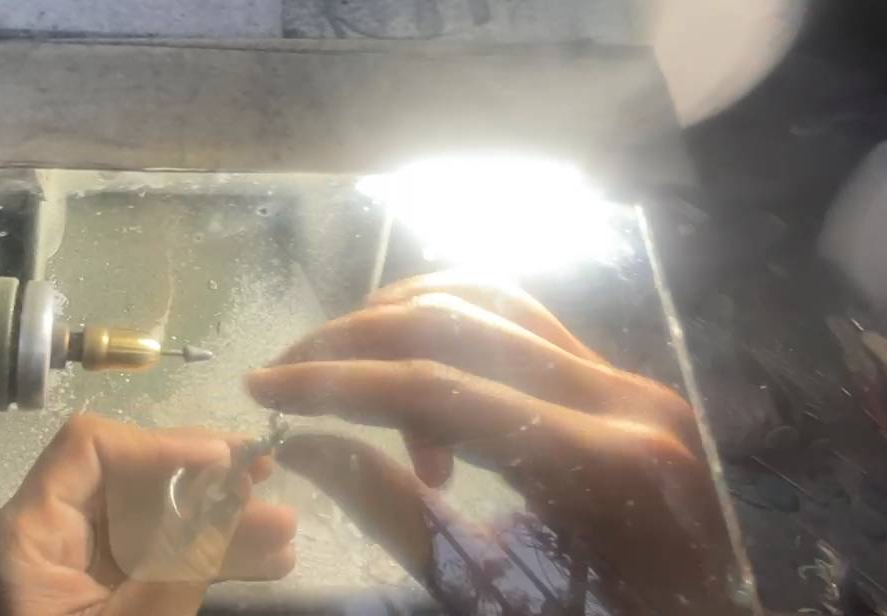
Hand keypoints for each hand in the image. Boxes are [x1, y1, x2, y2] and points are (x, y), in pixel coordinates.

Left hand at [0, 414, 297, 615]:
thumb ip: (176, 569)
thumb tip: (232, 502)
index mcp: (30, 533)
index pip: (88, 448)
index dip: (157, 443)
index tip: (218, 456)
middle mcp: (50, 533)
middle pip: (127, 480)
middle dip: (201, 478)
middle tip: (263, 470)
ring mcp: (76, 566)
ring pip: (150, 523)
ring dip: (217, 523)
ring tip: (282, 528)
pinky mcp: (99, 594)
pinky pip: (152, 562)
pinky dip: (201, 561)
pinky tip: (262, 564)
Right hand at [247, 271, 732, 614]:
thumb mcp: (488, 598)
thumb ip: (390, 512)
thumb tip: (298, 444)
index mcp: (603, 468)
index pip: (435, 390)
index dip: (333, 383)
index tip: (262, 387)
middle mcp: (624, 400)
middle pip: (449, 329)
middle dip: (349, 343)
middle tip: (285, 369)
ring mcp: (625, 380)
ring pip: (477, 300)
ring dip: (391, 323)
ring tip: (346, 373)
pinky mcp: (614, 378)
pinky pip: (511, 314)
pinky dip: (442, 319)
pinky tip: (406, 353)